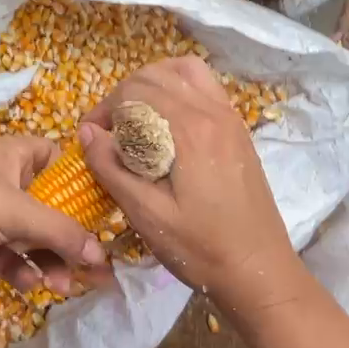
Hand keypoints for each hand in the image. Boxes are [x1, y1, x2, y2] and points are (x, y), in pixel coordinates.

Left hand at [0, 137, 107, 291]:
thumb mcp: (14, 209)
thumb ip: (59, 231)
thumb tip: (101, 253)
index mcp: (13, 156)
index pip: (55, 157)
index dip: (80, 179)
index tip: (106, 208)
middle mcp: (5, 182)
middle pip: (50, 206)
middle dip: (71, 236)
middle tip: (98, 265)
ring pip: (33, 237)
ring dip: (51, 260)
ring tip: (62, 284)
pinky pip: (12, 258)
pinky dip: (23, 270)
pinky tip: (29, 283)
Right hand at [79, 58, 305, 307]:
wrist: (262, 276)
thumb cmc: (202, 249)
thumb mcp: (147, 215)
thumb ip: (112, 168)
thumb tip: (87, 132)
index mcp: (190, 131)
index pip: (135, 91)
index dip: (105, 107)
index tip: (91, 136)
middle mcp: (213, 113)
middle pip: (156, 74)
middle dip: (124, 93)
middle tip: (109, 128)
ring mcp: (231, 119)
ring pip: (184, 71)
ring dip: (153, 82)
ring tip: (136, 112)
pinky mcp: (239, 130)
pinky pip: (205, 86)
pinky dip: (179, 88)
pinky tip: (167, 121)